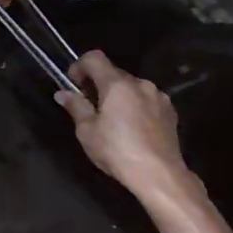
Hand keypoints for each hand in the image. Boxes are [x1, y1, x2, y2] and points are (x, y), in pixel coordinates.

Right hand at [55, 51, 197, 203]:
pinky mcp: (169, 111)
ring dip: (117, 96)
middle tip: (88, 107)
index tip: (73, 84)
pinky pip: (145, 100)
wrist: (159, 174)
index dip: (79, 66)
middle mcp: (140, 84)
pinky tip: (131, 128)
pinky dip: (134, 106)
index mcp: (117, 85)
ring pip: (131, 88)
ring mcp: (158, 97)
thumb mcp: (87, 131)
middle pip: (113, 73)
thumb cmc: (117, 150)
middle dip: (97, 84)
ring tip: (111, 121)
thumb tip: (63, 93)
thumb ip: (76, 107)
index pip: (94, 58)